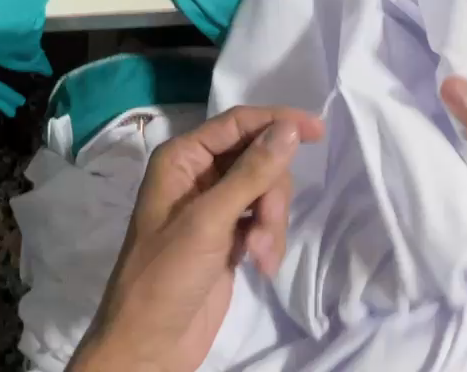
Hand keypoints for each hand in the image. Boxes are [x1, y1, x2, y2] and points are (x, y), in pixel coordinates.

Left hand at [69, 106, 325, 371]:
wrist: (148, 346)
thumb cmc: (165, 275)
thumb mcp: (209, 221)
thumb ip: (251, 173)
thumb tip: (289, 128)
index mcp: (182, 157)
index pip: (237, 123)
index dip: (277, 120)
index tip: (318, 130)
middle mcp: (198, 173)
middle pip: (257, 157)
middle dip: (271, 192)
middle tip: (266, 229)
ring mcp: (214, 206)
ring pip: (264, 189)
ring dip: (271, 221)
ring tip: (261, 255)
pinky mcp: (228, 235)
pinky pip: (263, 218)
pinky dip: (269, 237)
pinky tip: (262, 264)